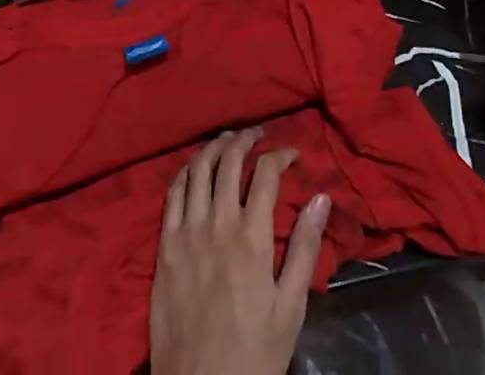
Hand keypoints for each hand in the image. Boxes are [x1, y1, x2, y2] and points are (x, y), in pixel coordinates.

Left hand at [150, 128, 331, 374]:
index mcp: (251, 236)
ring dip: (214, 148)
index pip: (265, 173)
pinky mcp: (163, 247)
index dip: (281, 154)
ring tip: (228, 140)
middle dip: (245, 139)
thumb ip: (304, 247)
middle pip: (228, 161)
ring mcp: (185, 233)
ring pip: (197, 170)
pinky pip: (171, 195)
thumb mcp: (290, 305)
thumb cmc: (254, 350)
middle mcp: (216, 223)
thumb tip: (321, 198)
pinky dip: (185, 172)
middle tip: (258, 135)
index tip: (292, 154)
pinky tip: (194, 168)